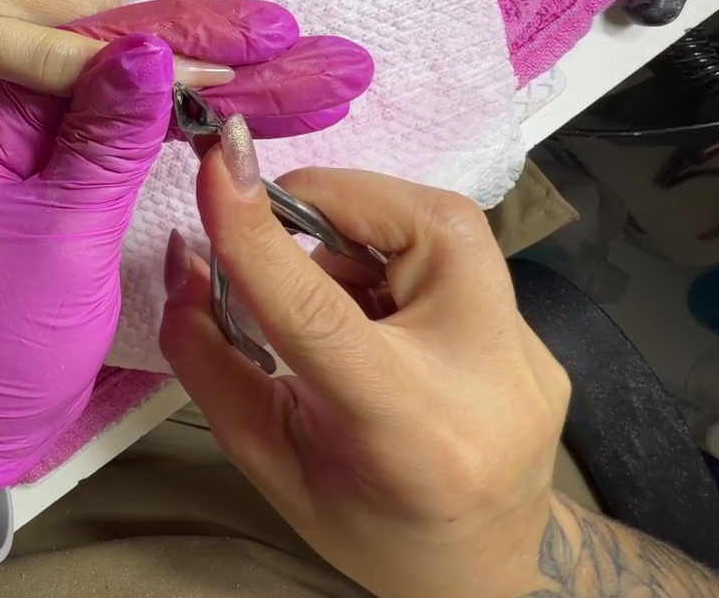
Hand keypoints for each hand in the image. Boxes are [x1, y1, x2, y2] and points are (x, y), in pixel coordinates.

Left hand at [0, 0, 374, 489]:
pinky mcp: (62, 185)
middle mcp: (2, 129)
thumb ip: (107, 139)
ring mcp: (34, 157)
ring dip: (208, 90)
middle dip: (203, 59)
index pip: (77, 58)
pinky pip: (127, 141)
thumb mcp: (66, 230)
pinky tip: (243, 107)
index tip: (251, 30)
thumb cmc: (9, 332)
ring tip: (298, 71)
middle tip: (292, 39)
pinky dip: (183, 128)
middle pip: (109, 74)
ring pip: (128, 105)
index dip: (167, 41)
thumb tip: (147, 50)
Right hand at [160, 153, 571, 597]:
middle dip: (329, 196)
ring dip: (352, 221)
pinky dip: (379, 245)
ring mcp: (528, 353)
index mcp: (405, 435)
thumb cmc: (357, 519)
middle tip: (269, 222)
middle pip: (429, 229)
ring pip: (442, 222)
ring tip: (318, 280)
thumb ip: (204, 350)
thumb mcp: (256, 450)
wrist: (491, 573)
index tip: (214, 162)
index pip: (320, 315)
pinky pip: (447, 247)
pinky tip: (362, 301)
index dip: (259, 233)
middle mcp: (489, 384)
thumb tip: (186, 253)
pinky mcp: (532, 331)